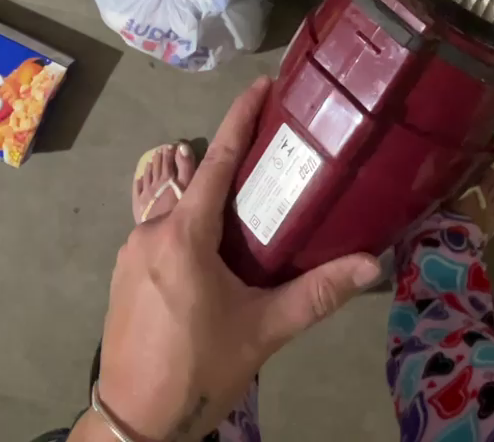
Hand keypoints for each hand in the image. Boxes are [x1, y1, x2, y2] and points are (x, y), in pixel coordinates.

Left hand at [82, 76, 380, 441]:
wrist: (132, 424)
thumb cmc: (198, 368)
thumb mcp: (263, 332)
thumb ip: (316, 294)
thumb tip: (370, 264)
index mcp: (184, 234)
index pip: (217, 161)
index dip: (241, 118)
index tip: (261, 85)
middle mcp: (152, 230)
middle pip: (196, 183)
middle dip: (231, 170)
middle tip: (271, 165)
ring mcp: (131, 250)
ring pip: (176, 209)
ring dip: (208, 205)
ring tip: (245, 220)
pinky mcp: (123, 272)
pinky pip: (160, 232)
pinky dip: (187, 230)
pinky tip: (210, 258)